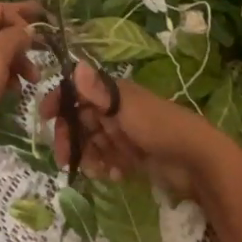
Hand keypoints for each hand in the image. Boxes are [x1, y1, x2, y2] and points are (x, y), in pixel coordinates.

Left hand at [0, 0, 42, 139]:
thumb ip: (15, 36)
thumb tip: (27, 30)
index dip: (20, 10)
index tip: (41, 16)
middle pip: (1, 31)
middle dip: (23, 40)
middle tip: (44, 45)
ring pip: (3, 52)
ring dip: (21, 62)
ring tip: (34, 77)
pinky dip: (11, 75)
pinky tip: (17, 87)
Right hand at [39, 62, 232, 195]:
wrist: (197, 161)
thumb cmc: (160, 128)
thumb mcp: (127, 109)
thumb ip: (99, 93)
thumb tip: (76, 66)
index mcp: (114, 93)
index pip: (77, 92)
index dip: (59, 102)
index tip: (44, 117)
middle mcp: (116, 110)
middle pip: (80, 120)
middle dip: (70, 137)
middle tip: (65, 158)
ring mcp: (124, 134)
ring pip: (92, 142)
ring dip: (88, 156)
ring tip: (96, 170)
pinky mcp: (132, 156)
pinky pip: (108, 159)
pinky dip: (106, 167)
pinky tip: (115, 175)